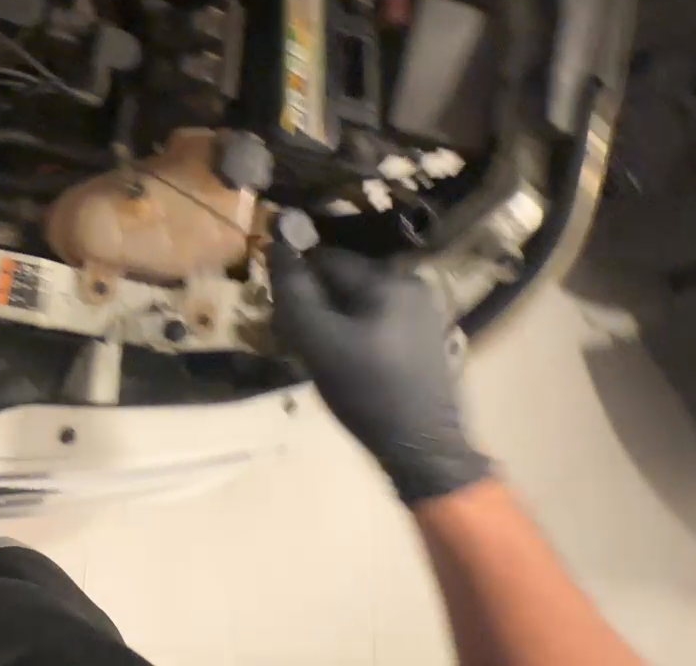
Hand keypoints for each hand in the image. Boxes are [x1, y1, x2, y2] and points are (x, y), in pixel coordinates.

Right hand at [269, 244, 489, 503]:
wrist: (421, 449)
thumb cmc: (365, 389)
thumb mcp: (315, 337)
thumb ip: (291, 288)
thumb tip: (274, 245)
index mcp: (388, 279)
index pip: (323, 257)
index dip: (294, 278)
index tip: (279, 308)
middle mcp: (410, 285)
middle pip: (339, 277)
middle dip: (311, 298)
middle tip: (293, 333)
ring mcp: (420, 311)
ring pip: (353, 298)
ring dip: (328, 315)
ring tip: (313, 348)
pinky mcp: (421, 335)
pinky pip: (371, 316)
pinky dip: (349, 329)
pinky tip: (340, 357)